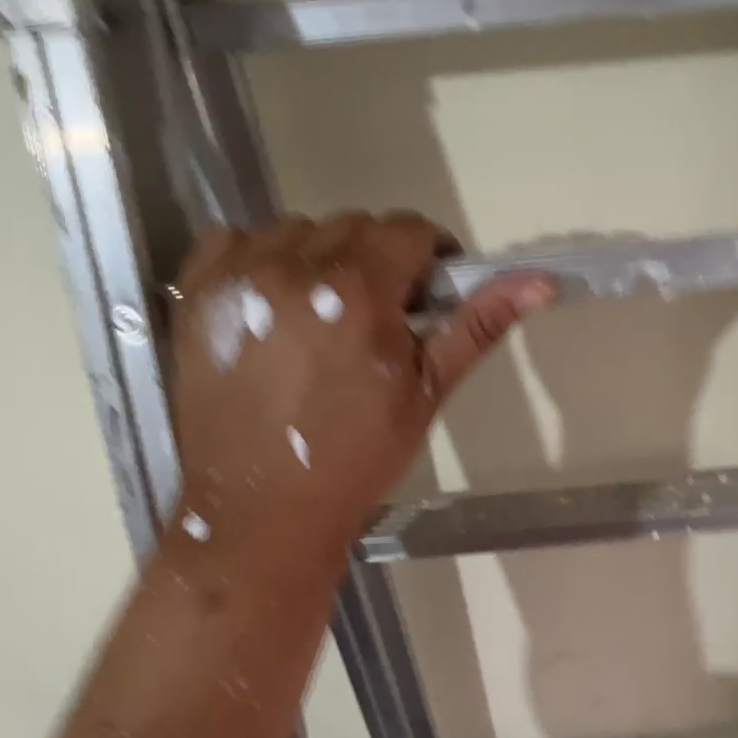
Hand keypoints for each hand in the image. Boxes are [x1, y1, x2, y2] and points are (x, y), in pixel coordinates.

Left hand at [162, 212, 552, 565]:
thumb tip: (539, 282)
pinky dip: (259, 258)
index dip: (430, 255)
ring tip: (324, 311)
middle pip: (355, 226)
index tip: (428, 291)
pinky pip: (234, 239)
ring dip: (322, 257)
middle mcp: (295, 269)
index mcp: (359, 291)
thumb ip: (477, 325)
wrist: (262, 511)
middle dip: (378, 258)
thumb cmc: (357, 456)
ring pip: (298, 229)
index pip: (408, 229)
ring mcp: (239, 278)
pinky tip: (272, 302)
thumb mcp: (428, 390)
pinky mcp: (198, 295)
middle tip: (380, 312)